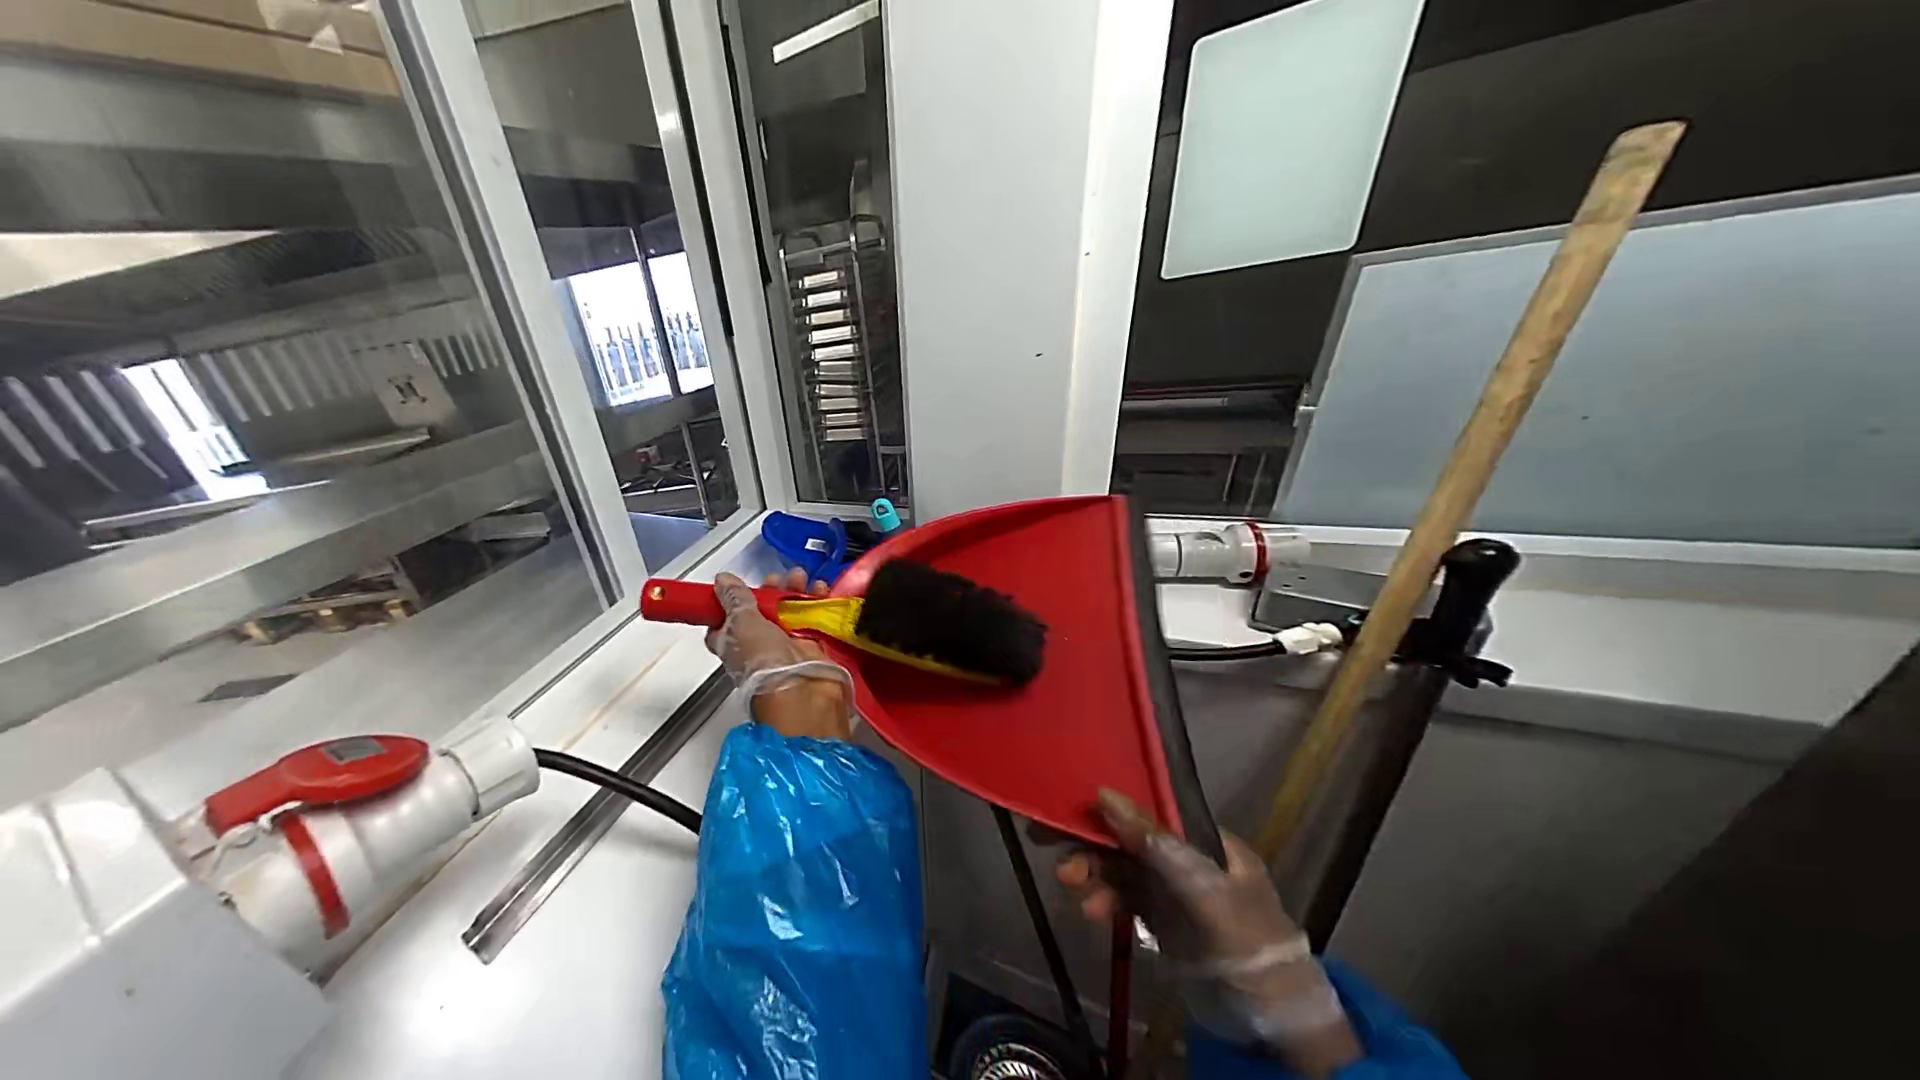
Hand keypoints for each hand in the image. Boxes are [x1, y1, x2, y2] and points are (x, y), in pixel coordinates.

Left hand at [706, 570, 852, 739]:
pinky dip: (817, 600)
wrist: (801, 689)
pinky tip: (820, 589)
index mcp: (733, 641)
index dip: (730, 602)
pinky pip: (813, 616)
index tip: (738, 585)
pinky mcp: (812, 644)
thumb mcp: (742, 623)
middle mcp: (758, 643)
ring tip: (802, 578)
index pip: (725, 621)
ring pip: (789, 610)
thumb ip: (734, 599)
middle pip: (761, 609)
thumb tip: (722, 580)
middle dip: (771, 590)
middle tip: (779, 577)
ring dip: (795, 590)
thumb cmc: (763, 661)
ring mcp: (786, 644)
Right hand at [1056, 789, 1362, 1075]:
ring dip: (1092, 873)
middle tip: (1048, 845)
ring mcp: (1171, 889)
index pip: (1148, 809)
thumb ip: (1157, 845)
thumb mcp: (1203, 890)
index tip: (1068, 808)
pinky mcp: (1160, 918)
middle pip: (1127, 837)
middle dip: (1091, 843)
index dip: (1108, 807)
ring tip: (1072, 888)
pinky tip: (1091, 911)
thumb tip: (1105, 793)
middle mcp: (1185, 856)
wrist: (1272, 1023)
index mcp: (1203, 838)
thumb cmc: (1245, 943)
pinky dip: (1104, 900)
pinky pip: (1123, 898)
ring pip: (1120, 868)